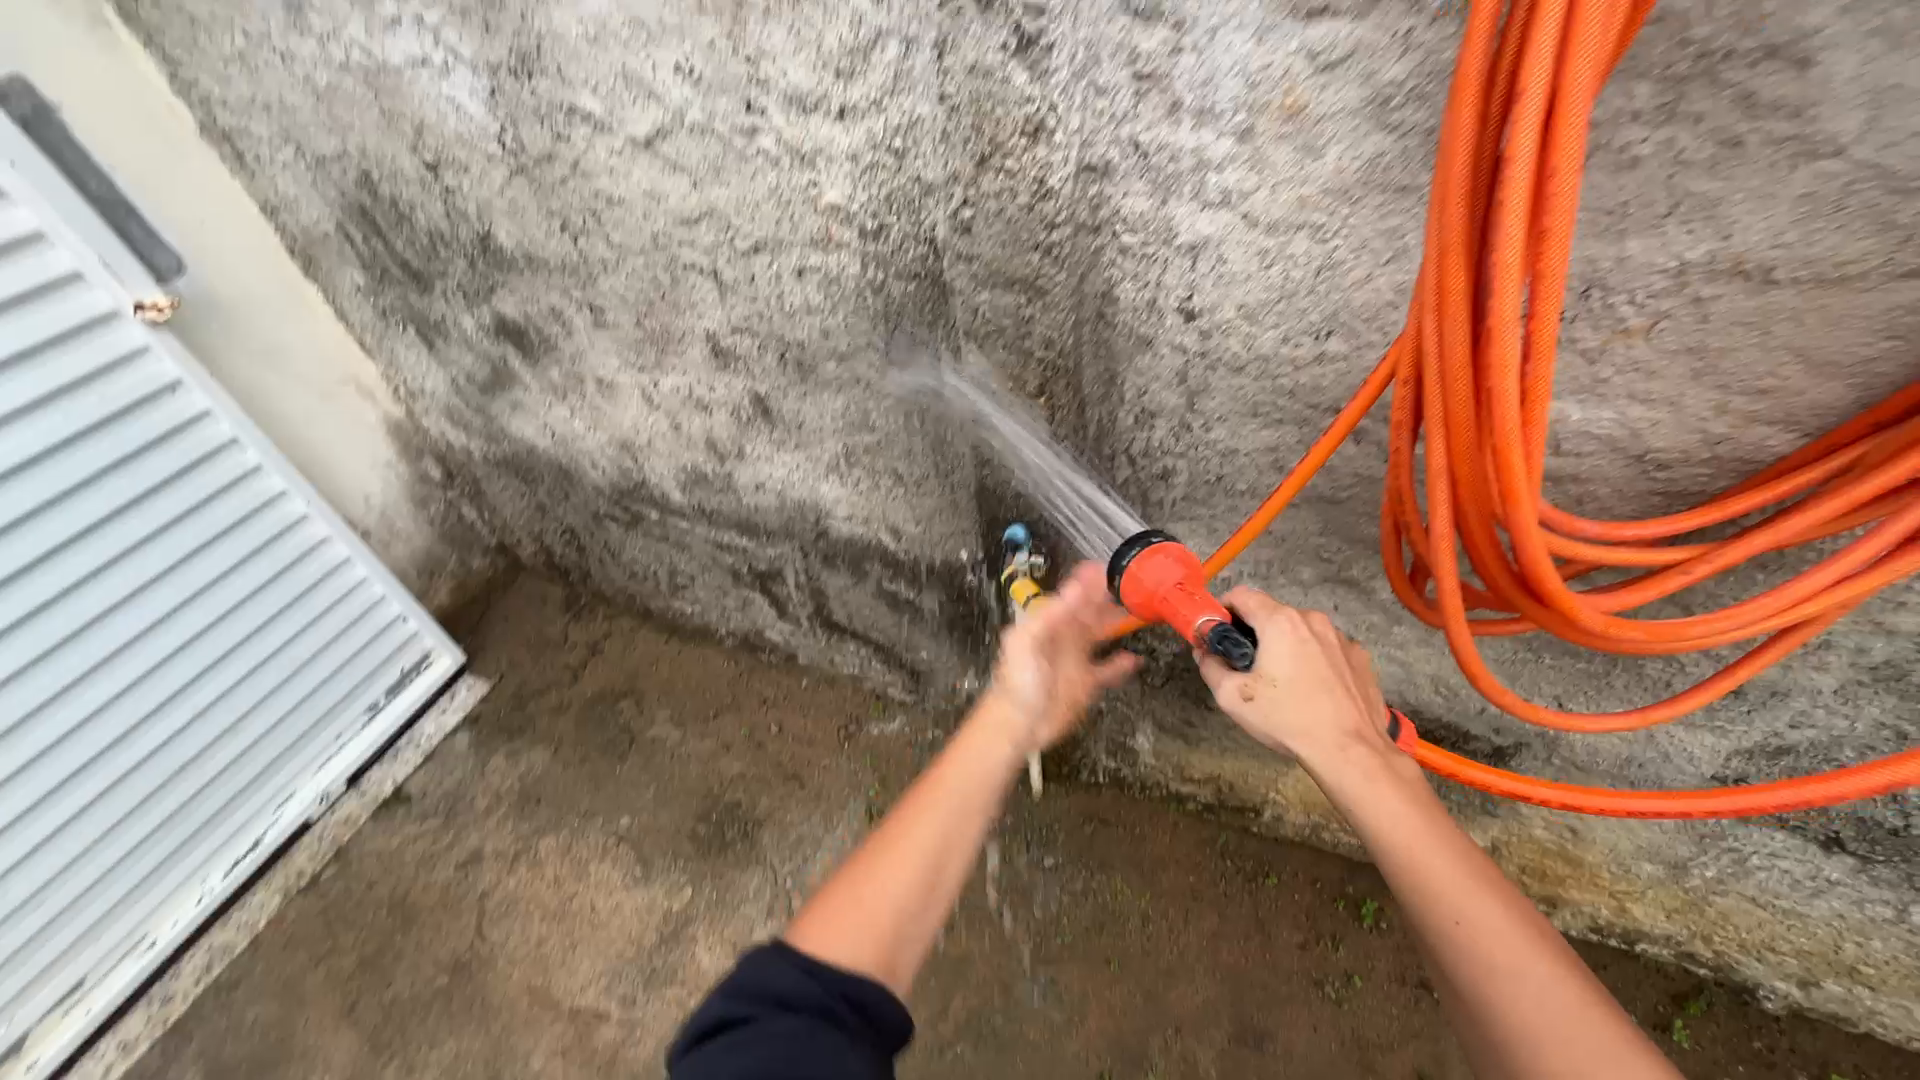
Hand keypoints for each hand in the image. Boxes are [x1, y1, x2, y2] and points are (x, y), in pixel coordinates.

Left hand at [982, 562, 1140, 756]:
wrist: (1017, 724)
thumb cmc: (1016, 682)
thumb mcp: (1027, 641)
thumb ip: (1051, 613)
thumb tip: (1075, 587)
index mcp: (1049, 625)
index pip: (1071, 597)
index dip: (1086, 582)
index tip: (1104, 568)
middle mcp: (1064, 639)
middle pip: (1090, 612)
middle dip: (1107, 598)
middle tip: (1129, 584)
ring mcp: (1076, 660)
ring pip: (1101, 635)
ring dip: (1117, 623)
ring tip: (1137, 611)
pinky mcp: (1085, 684)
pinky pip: (1107, 670)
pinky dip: (1121, 664)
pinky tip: (1135, 658)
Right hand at [1194, 586, 1406, 773]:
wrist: (1350, 750)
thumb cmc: (1287, 719)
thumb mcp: (1231, 697)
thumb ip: (1210, 667)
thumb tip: (1205, 653)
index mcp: (1280, 622)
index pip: (1242, 595)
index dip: (1223, 609)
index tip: (1218, 632)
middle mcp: (1312, 620)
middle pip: (1273, 613)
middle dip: (1255, 632)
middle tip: (1246, 664)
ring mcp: (1341, 637)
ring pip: (1301, 630)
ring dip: (1286, 645)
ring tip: (1283, 681)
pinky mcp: (1360, 656)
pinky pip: (1326, 647)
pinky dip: (1313, 659)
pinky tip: (1313, 689)